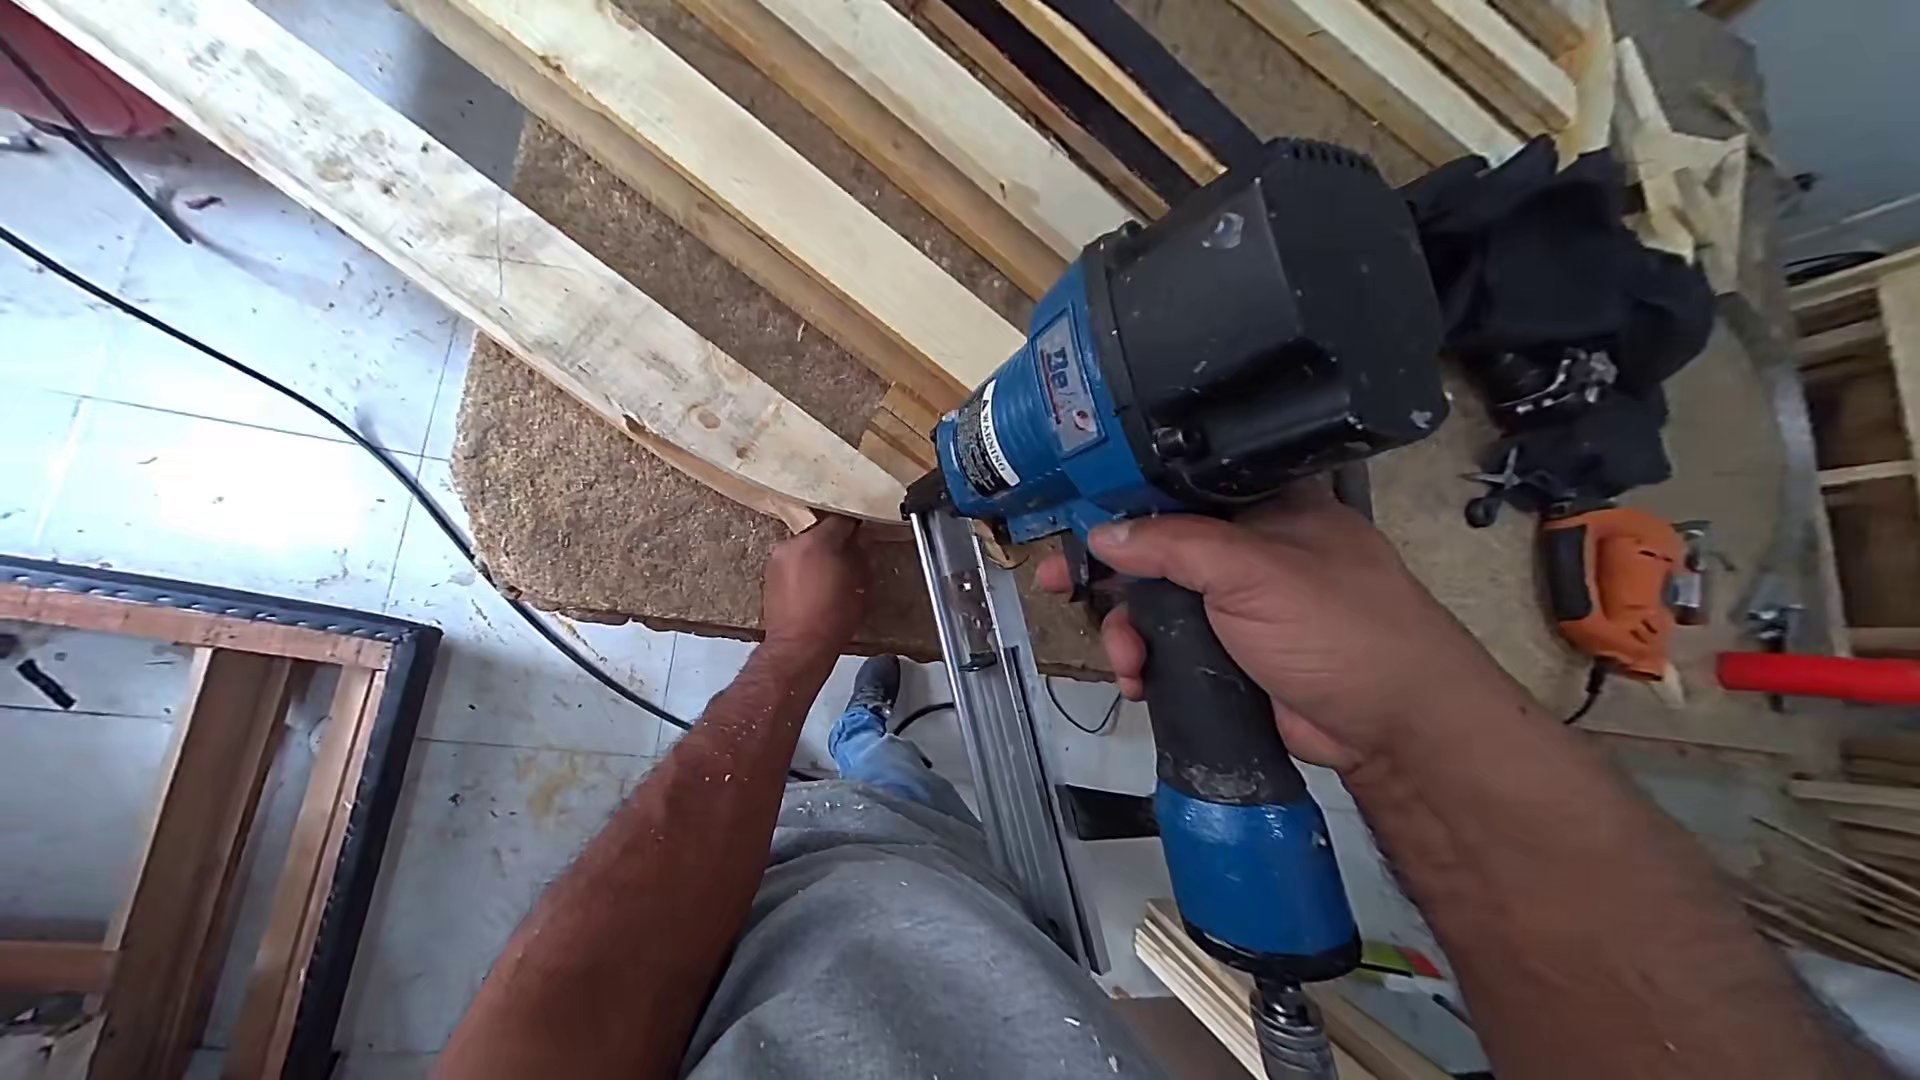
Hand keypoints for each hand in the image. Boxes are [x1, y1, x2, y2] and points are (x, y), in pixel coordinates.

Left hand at [761, 515, 867, 657]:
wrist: (798, 646)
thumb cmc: (833, 618)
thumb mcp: (859, 585)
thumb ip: (859, 556)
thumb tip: (859, 543)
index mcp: (818, 542)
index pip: (840, 521)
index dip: (855, 527)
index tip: (863, 534)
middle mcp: (793, 544)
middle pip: (819, 532)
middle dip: (834, 543)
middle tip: (849, 558)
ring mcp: (777, 559)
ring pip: (804, 547)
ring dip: (817, 555)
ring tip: (830, 575)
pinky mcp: (769, 575)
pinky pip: (792, 562)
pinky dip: (803, 568)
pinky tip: (814, 586)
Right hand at [1038, 484, 1517, 770]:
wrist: (1391, 730)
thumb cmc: (1336, 628)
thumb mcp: (1254, 572)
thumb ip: (1173, 546)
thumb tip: (1101, 534)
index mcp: (1260, 510)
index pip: (1175, 493)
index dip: (1118, 504)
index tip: (1073, 524)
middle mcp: (1241, 551)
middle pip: (1153, 551)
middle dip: (1104, 575)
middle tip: (1056, 585)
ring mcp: (1230, 605)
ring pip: (1152, 604)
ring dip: (1124, 631)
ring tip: (1125, 662)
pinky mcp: (1223, 652)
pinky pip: (1164, 645)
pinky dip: (1143, 661)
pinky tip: (1139, 681)